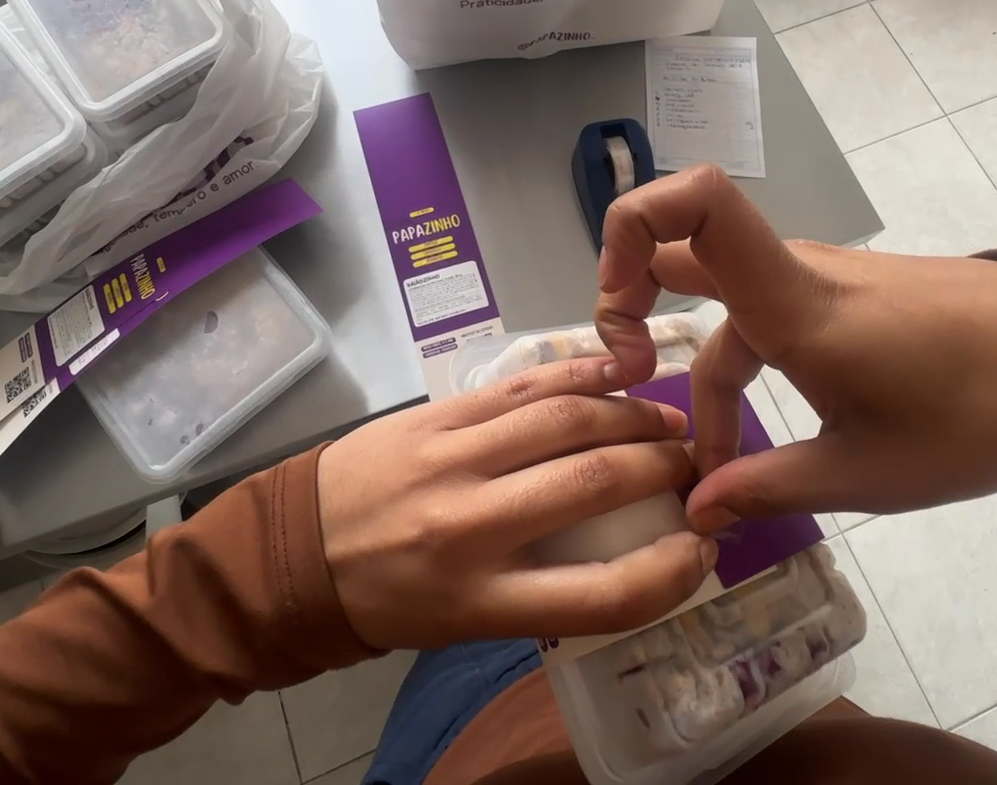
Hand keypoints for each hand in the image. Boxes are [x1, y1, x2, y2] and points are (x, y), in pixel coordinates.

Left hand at [316, 357, 717, 648]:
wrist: (294, 552)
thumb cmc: (386, 601)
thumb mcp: (463, 623)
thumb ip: (542, 589)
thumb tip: (623, 550)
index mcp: (478, 600)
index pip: (601, 595)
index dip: (670, 573)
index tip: (701, 548)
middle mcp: (470, 526)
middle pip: (593, 484)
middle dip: (661, 469)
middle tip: (692, 462)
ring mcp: (450, 459)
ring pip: (562, 421)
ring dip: (628, 416)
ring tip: (665, 418)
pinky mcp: (435, 416)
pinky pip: (519, 387)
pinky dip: (576, 376)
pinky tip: (613, 372)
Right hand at [592, 165, 996, 531]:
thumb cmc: (977, 414)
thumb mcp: (868, 473)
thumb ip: (768, 486)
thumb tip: (696, 511)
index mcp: (791, 302)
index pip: (699, 202)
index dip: (630, 227)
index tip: (616, 315)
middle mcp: (788, 272)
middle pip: (677, 250)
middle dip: (629, 305)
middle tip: (628, 380)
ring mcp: (811, 278)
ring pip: (718, 303)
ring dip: (694, 363)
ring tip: (707, 450)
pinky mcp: (833, 295)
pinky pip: (755, 314)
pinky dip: (733, 361)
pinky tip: (750, 422)